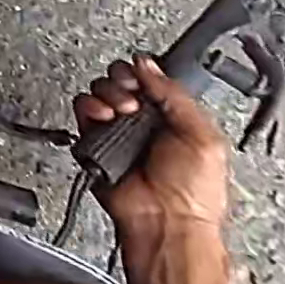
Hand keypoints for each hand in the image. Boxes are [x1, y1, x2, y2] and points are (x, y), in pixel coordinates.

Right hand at [72, 54, 229, 237]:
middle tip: (132, 98)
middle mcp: (143, 120)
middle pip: (120, 78)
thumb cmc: (192, 192)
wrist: (164, 220)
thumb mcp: (203, 137)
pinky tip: (102, 117)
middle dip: (123, 80)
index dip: (144, 72)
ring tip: (120, 113)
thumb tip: (147, 63)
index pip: (149, 78)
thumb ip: (175, 95)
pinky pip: (81, 108)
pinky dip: (88, 106)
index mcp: (172, 116)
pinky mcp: (93, 137)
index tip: (144, 79)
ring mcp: (117, 128)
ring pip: (99, 89)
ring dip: (107, 93)